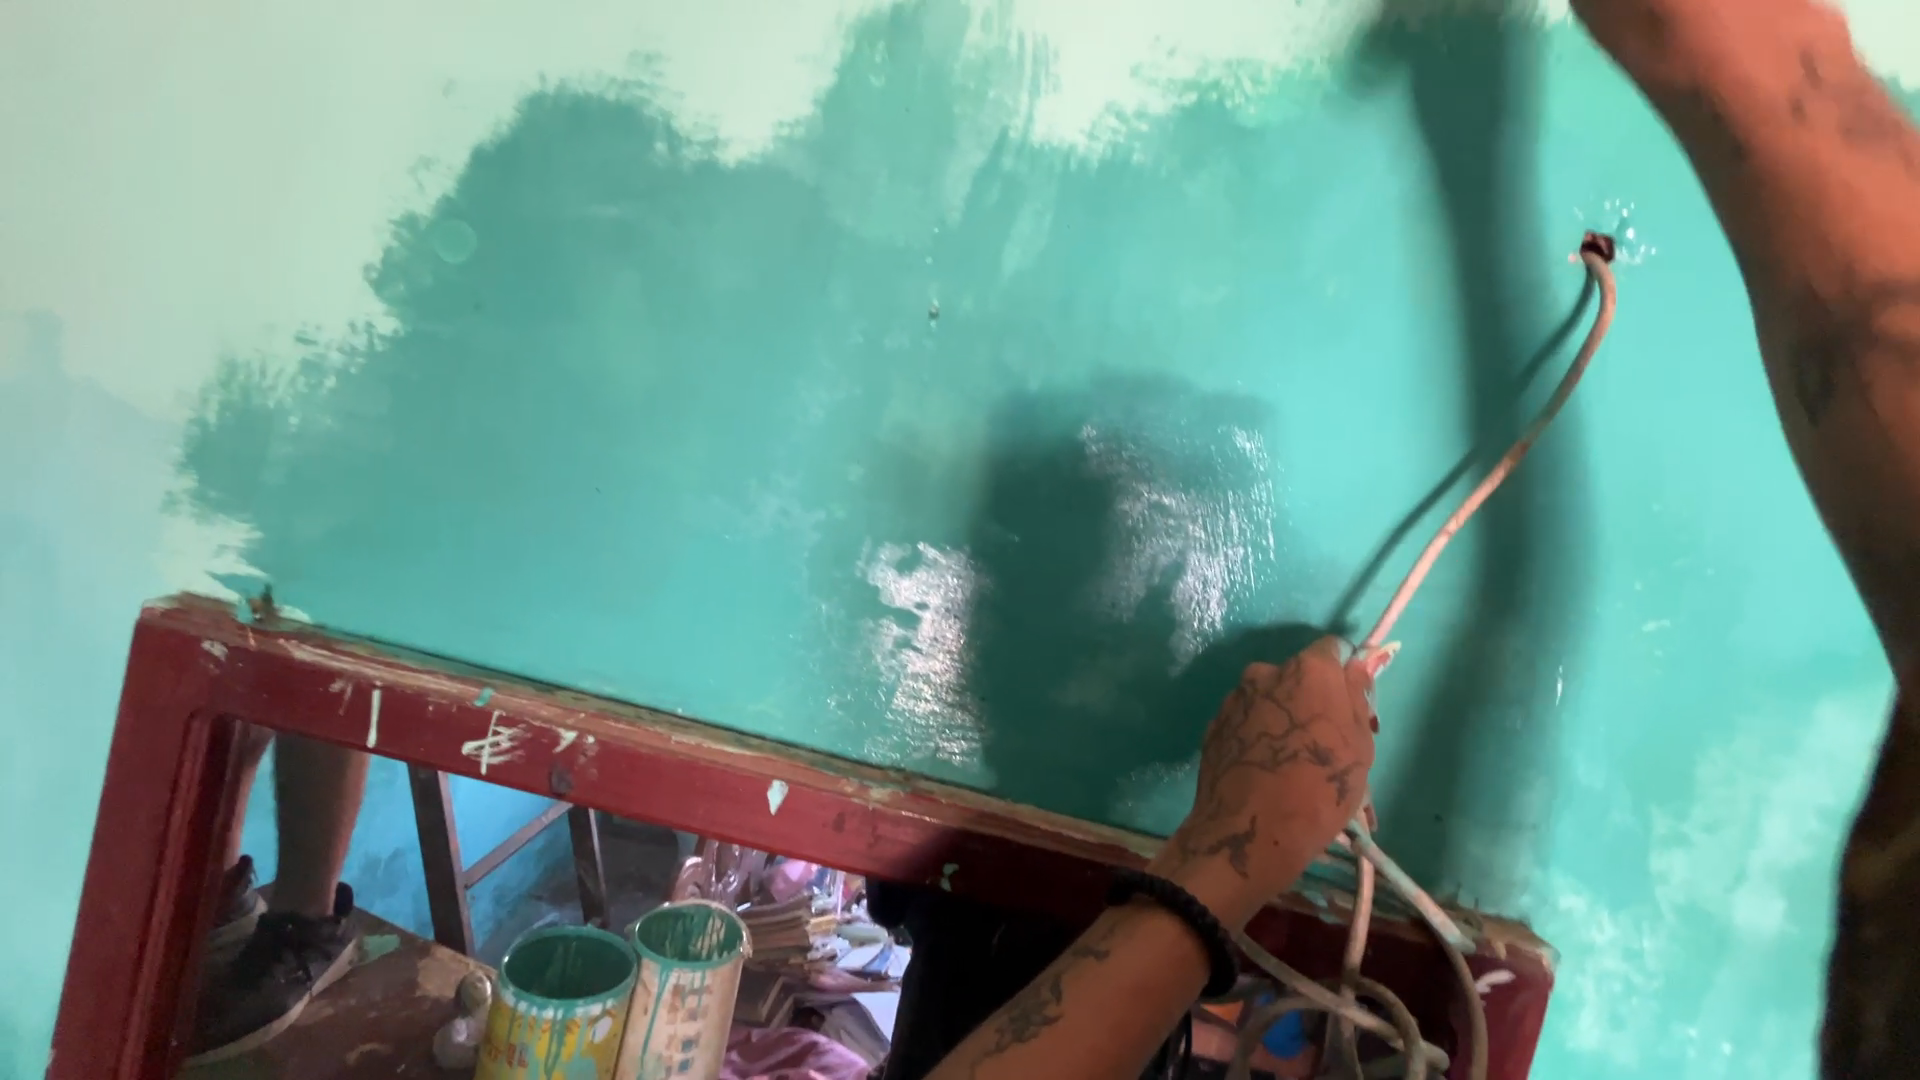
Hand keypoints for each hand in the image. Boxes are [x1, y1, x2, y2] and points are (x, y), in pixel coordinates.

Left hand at [1150, 637, 1376, 926]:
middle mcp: (1265, 671)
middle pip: (1298, 676)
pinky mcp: (1215, 722)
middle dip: (1312, 699)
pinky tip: (1266, 768)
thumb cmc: (1321, 786)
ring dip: (1283, 718)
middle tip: (1326, 742)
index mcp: (1308, 670)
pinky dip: (1258, 734)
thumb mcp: (1360, 744)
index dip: (1344, 675)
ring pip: (1270, 699)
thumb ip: (1356, 695)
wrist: (1252, 826)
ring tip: (1294, 764)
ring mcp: (1235, 696)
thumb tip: (1357, 664)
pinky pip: (1246, 720)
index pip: (1331, 651)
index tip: (1350, 704)